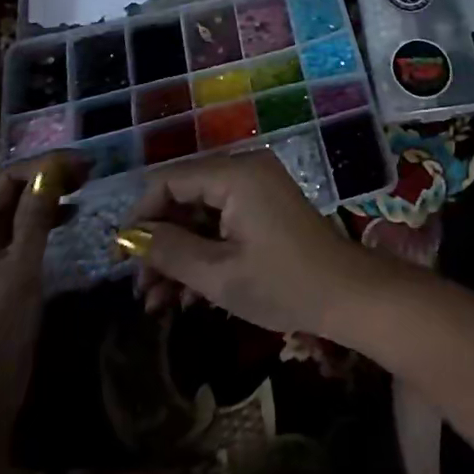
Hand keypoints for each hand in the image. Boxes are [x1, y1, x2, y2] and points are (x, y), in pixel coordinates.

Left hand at [0, 152, 78, 432]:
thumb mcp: (19, 274)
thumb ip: (35, 218)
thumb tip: (52, 170)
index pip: (0, 183)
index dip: (43, 167)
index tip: (85, 162)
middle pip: (1, 200)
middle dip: (43, 182)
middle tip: (89, 173)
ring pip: (7, 223)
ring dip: (41, 205)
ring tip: (81, 192)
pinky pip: (8, 247)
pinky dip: (35, 232)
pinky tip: (62, 225)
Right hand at [120, 149, 382, 335]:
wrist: (350, 297)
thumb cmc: (283, 284)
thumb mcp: (218, 274)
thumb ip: (169, 251)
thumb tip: (129, 238)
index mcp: (234, 174)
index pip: (168, 181)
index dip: (141, 217)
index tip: (123, 256)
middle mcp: (244, 170)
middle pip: (183, 198)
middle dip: (159, 244)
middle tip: (141, 288)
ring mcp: (257, 188)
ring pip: (201, 214)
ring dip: (179, 255)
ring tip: (158, 303)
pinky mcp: (265, 208)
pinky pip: (222, 221)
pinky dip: (204, 253)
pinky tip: (187, 295)